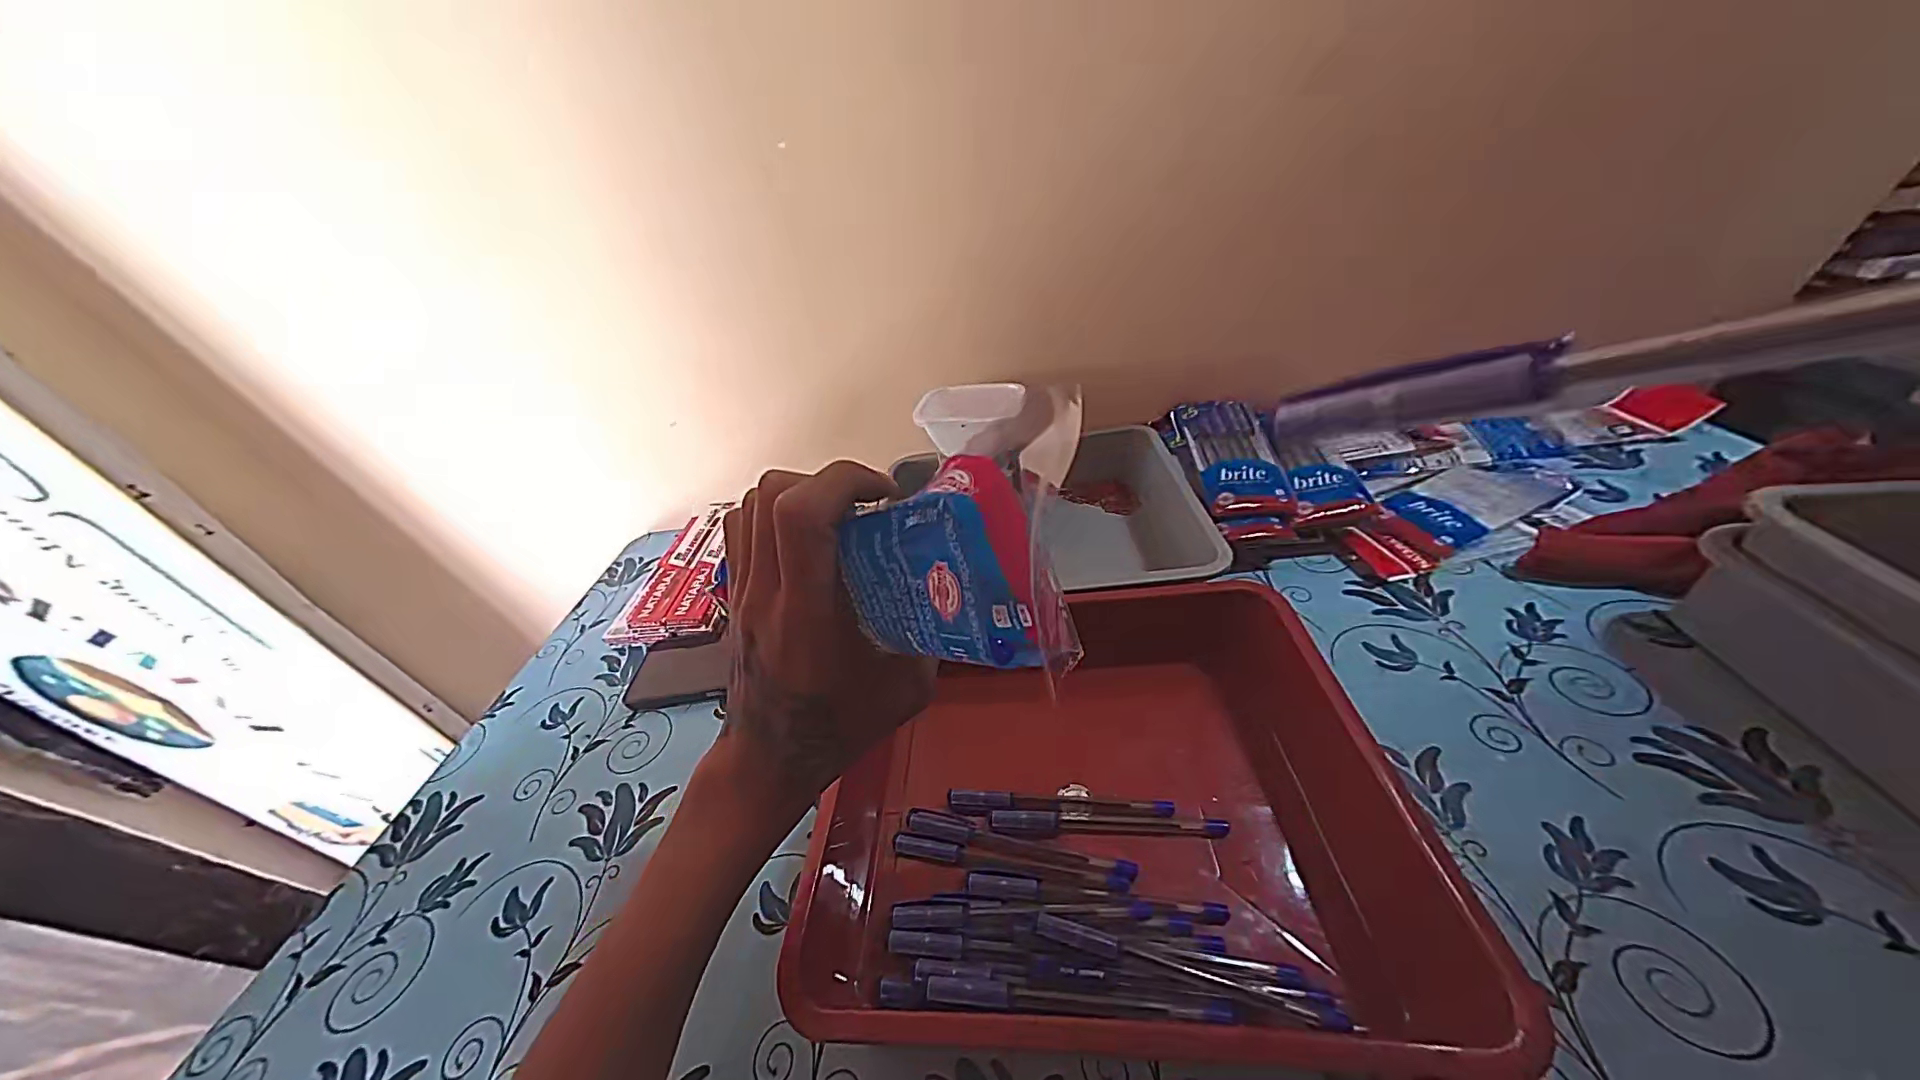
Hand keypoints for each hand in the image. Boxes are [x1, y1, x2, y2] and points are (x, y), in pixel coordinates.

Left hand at [718, 461, 937, 808]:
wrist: (768, 760)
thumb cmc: (838, 728)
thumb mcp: (906, 689)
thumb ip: (930, 634)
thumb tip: (949, 588)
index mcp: (808, 613)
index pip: (803, 516)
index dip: (846, 482)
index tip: (884, 496)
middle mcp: (767, 592)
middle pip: (774, 495)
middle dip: (829, 482)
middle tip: (867, 506)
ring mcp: (743, 590)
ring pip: (752, 504)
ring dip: (801, 492)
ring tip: (839, 517)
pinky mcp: (734, 593)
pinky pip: (742, 527)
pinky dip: (774, 513)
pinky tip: (808, 538)